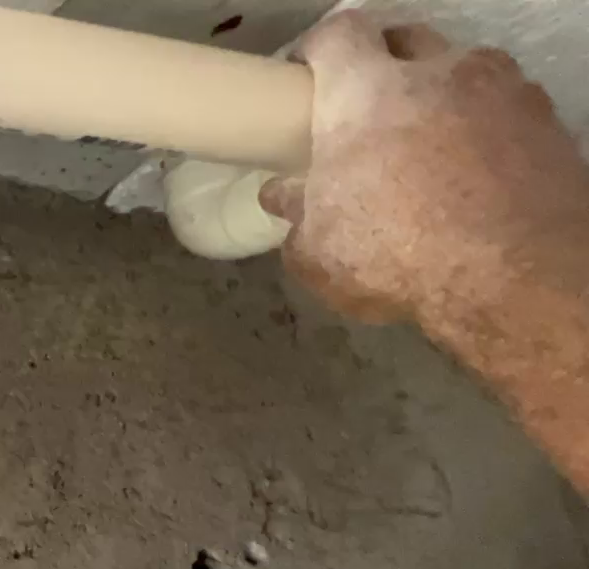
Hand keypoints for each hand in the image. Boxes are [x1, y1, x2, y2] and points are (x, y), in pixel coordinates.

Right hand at [263, 12, 588, 324]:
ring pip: (456, 69)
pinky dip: (468, 123)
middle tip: (352, 109)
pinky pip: (494, 104)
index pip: (340, 34)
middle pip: (404, 38)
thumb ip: (298, 210)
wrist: (509, 271)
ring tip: (408, 144)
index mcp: (365, 98)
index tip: (300, 76)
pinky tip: (452, 169)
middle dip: (376, 63)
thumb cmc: (386, 254)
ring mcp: (502, 89)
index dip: (316, 49)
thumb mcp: (311, 247)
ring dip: (429, 93)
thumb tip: (287, 193)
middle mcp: (439, 74)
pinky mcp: (544, 117)